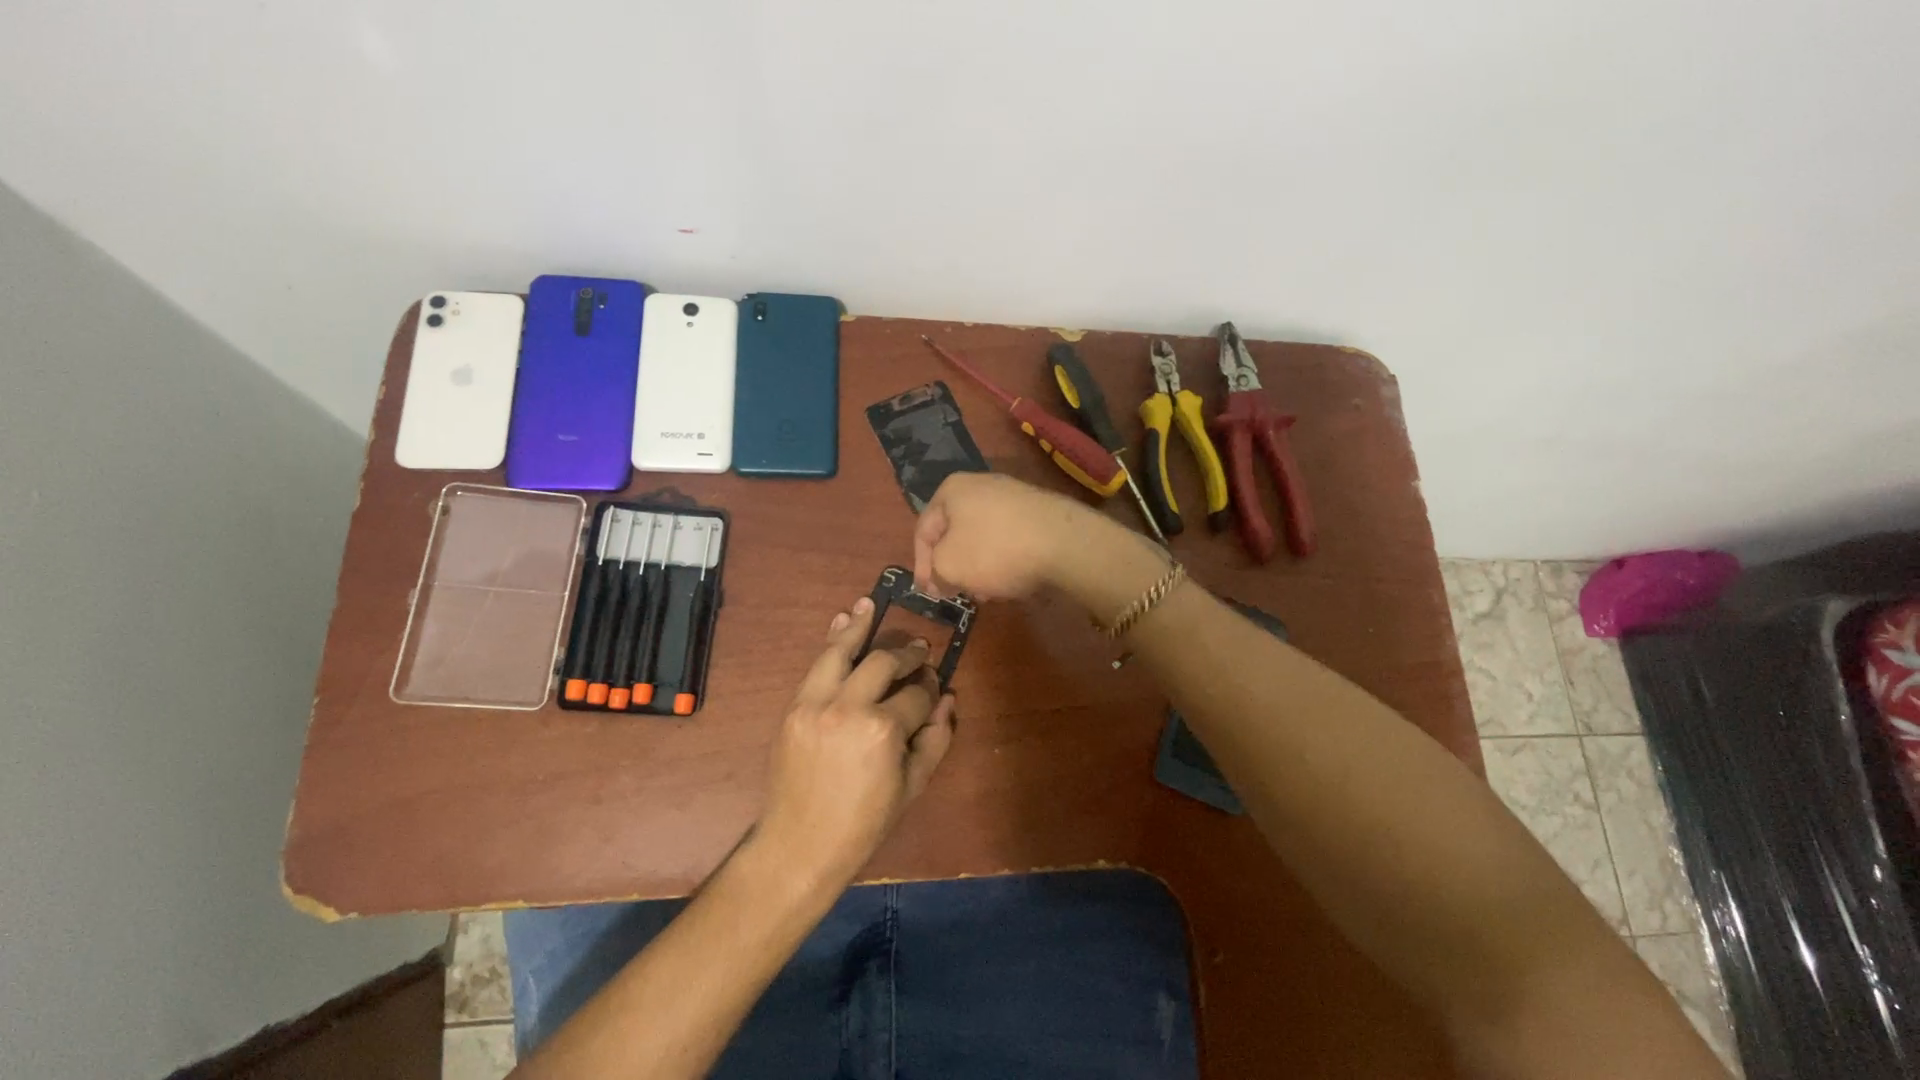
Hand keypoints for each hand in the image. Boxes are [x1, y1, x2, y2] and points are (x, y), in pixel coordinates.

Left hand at [755, 595, 956, 887]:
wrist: (801, 843)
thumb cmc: (864, 822)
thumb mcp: (912, 787)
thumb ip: (935, 739)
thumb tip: (948, 700)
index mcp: (883, 730)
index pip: (916, 694)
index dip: (930, 687)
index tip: (935, 684)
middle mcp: (849, 707)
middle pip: (883, 663)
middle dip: (906, 654)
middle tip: (919, 650)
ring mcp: (816, 704)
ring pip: (842, 652)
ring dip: (860, 626)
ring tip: (872, 605)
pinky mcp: (794, 707)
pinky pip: (816, 666)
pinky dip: (830, 642)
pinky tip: (842, 623)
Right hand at [913, 472, 1111, 599]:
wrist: (1063, 542)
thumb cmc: (994, 550)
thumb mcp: (949, 566)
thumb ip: (935, 573)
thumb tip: (939, 580)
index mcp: (952, 490)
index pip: (923, 530)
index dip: (921, 565)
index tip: (928, 593)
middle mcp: (980, 485)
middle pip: (955, 533)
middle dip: (953, 568)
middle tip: (957, 594)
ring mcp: (1012, 496)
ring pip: (982, 538)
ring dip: (978, 568)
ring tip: (987, 593)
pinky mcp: (1037, 511)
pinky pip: (1008, 538)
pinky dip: (1003, 560)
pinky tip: (1010, 581)